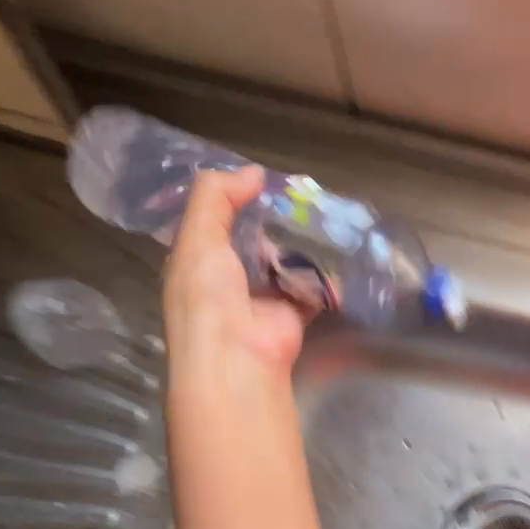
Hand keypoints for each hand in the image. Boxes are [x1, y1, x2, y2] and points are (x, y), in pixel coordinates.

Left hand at [163, 167, 311, 381]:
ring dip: (298, 248)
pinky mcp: (291, 317)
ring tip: (319, 222)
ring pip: (282, 264)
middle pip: (251, 242)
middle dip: (272, 222)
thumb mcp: (199, 235)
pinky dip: (322, 281)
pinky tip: (332, 263)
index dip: (232, 200)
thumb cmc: (208, 295)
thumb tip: (255, 172)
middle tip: (298, 199)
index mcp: (196, 262)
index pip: (213, 223)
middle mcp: (227, 281)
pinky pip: (309, 291)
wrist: (237, 356)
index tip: (258, 180)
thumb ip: (218, 196)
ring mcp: (260, 301)